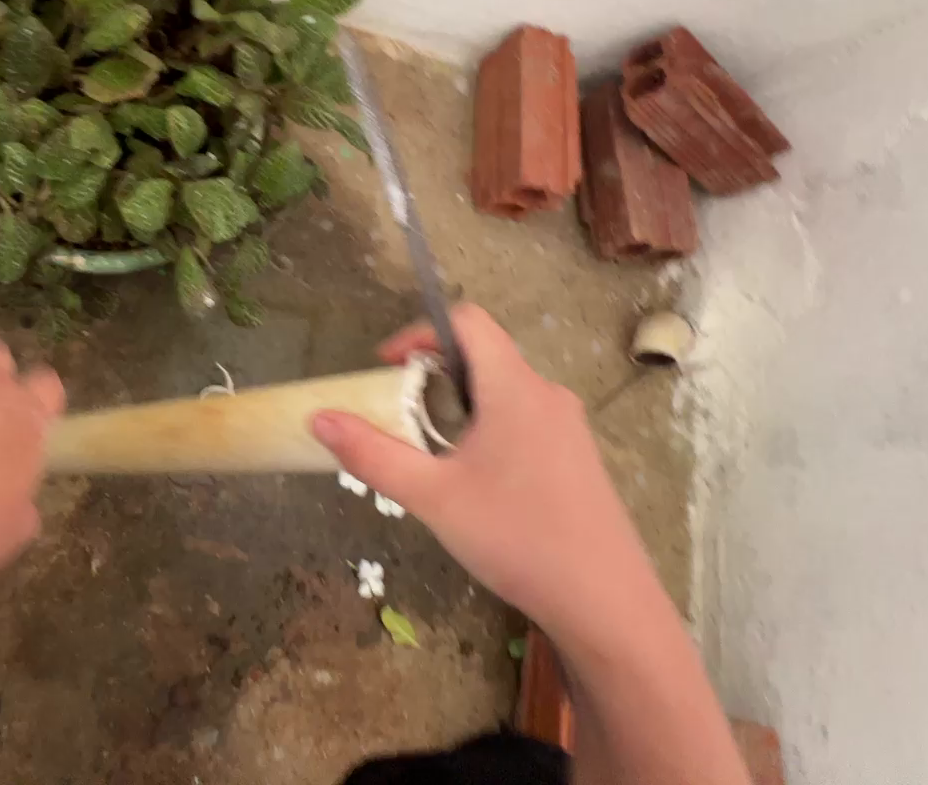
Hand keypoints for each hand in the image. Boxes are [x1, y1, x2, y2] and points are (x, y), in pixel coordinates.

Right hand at [311, 303, 654, 632]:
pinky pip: (521, 416)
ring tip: (431, 451)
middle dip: (432, 374)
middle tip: (400, 415)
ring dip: (457, 403)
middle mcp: (546, 394)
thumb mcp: (432, 497)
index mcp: (514, 388)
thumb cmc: (516, 539)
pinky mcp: (576, 456)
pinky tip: (475, 479)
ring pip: (501, 389)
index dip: (421, 332)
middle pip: (482, 355)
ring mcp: (568, 426)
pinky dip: (485, 425)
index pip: (467, 321)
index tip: (387, 368)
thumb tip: (319, 418)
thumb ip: (372, 455)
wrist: (608, 607)